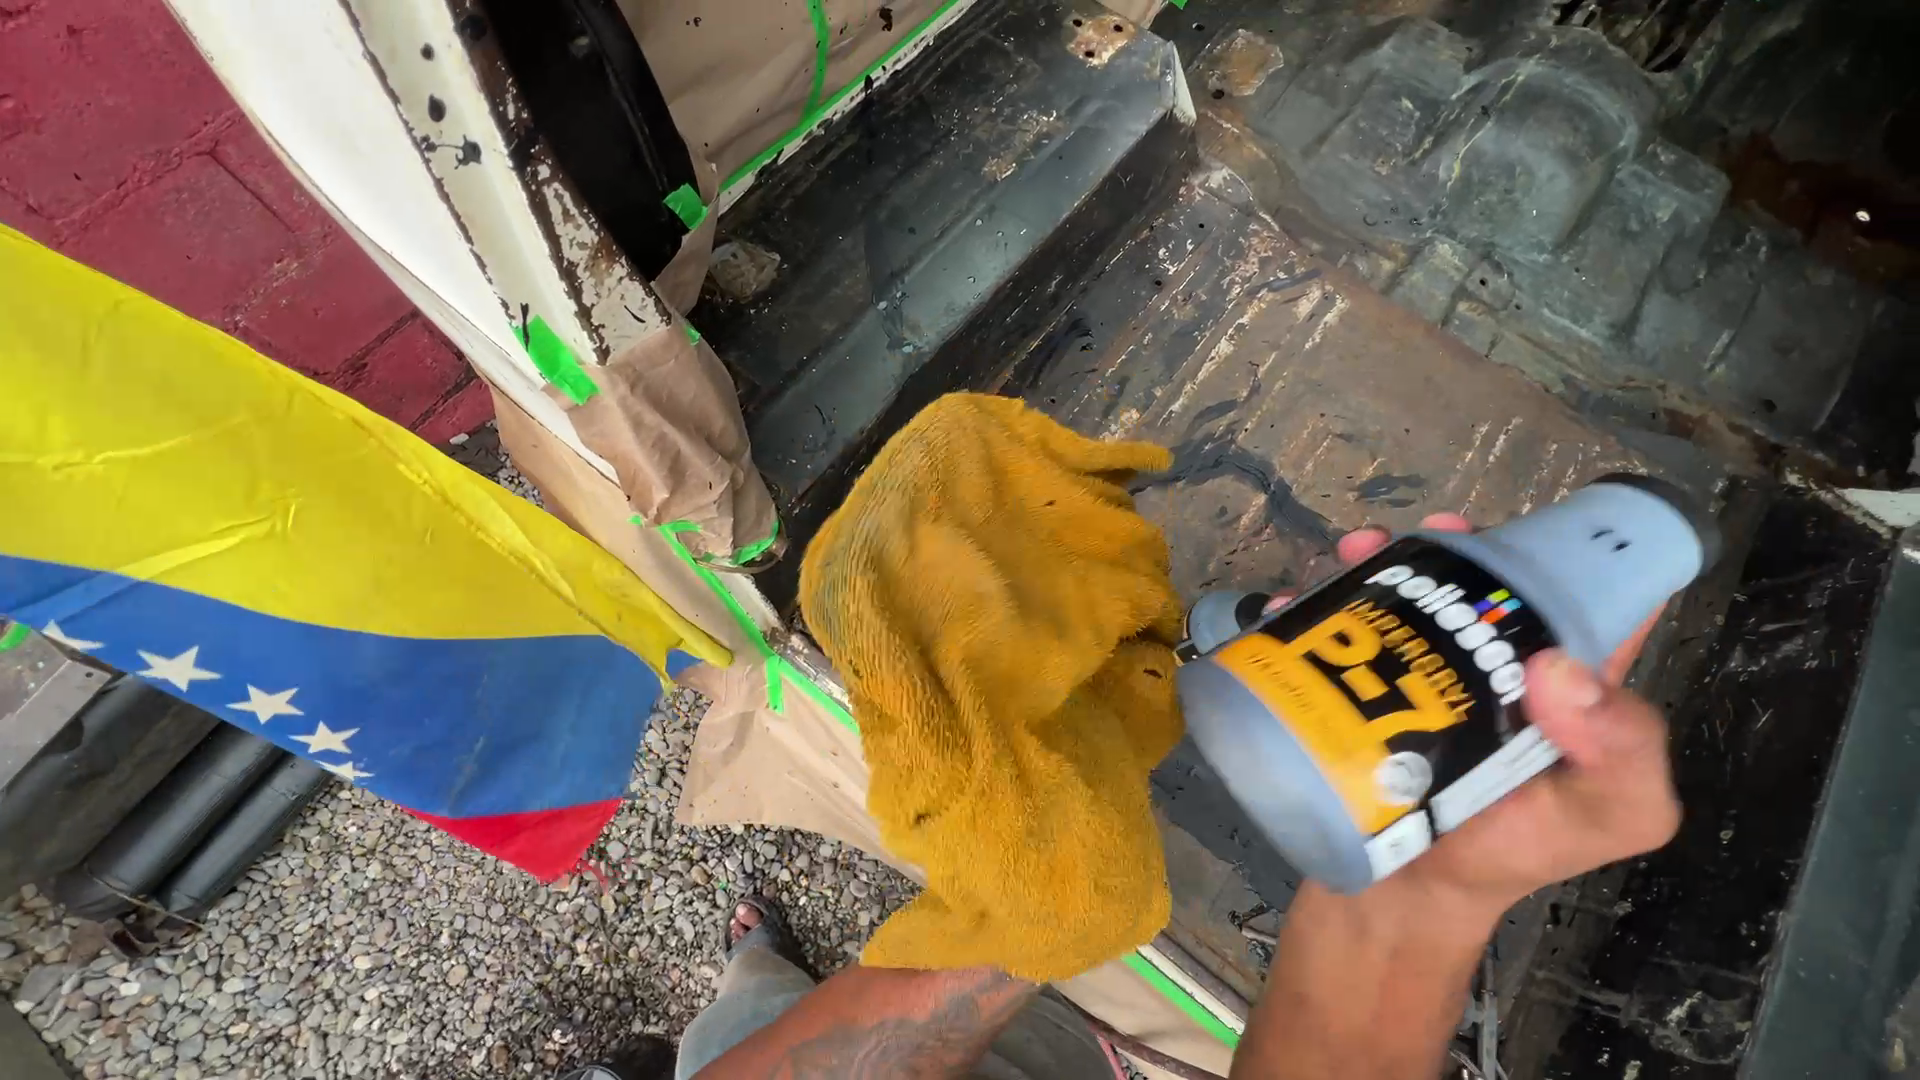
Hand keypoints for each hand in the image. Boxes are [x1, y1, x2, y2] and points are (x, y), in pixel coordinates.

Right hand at [1276, 513, 1681, 915]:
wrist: (1411, 886)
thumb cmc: (1519, 846)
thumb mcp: (1613, 813)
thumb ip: (1625, 750)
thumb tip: (1557, 667)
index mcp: (1561, 677)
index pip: (1570, 593)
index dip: (1546, 547)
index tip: (1493, 533)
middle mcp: (1486, 661)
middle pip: (1467, 582)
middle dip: (1439, 547)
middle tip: (1409, 537)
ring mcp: (1414, 672)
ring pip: (1397, 597)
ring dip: (1371, 564)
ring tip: (1351, 553)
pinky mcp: (1355, 688)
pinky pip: (1334, 635)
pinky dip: (1313, 608)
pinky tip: (1294, 602)